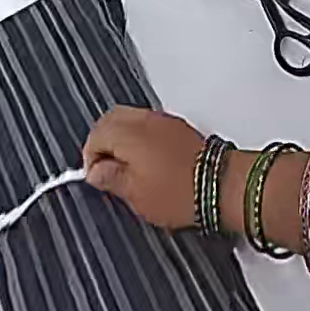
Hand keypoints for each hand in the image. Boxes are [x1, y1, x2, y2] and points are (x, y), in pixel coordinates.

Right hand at [82, 107, 204, 230]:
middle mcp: (147, 120)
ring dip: (121, 136)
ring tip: (124, 166)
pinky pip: (149, 122)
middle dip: (102, 139)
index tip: (95, 176)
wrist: (219, 184)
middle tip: (104, 168)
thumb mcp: (136, 194)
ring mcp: (165, 120)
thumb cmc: (180, 191)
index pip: (98, 132)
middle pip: (112, 117)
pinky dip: (139, 135)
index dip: (90, 155)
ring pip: (131, 116)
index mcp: (131, 133)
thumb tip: (96, 171)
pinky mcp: (178, 126)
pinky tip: (144, 159)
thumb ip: (111, 178)